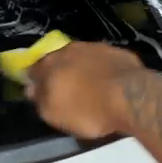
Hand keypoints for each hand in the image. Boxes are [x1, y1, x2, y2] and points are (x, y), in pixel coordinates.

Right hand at [26, 41, 156, 139]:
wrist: (130, 96)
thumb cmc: (88, 109)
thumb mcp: (55, 115)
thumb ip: (39, 100)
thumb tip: (31, 89)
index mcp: (49, 64)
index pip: (33, 70)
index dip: (35, 81)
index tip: (40, 92)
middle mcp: (68, 50)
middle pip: (58, 61)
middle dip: (59, 72)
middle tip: (66, 90)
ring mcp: (94, 47)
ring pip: (81, 58)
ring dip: (81, 69)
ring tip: (89, 86)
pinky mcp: (116, 52)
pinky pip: (103, 61)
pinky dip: (103, 70)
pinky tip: (109, 83)